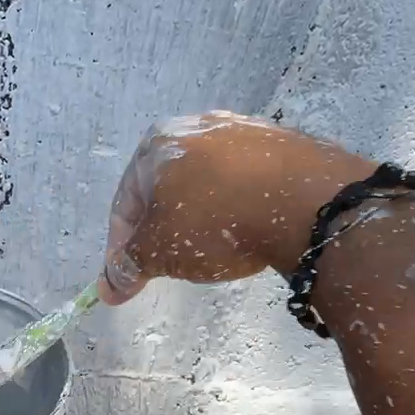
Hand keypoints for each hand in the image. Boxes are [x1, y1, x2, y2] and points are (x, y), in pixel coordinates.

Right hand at [100, 112, 375, 303]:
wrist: (307, 203)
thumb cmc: (214, 223)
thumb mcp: (158, 253)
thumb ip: (127, 267)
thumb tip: (107, 288)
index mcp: (156, 143)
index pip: (124, 205)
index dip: (120, 248)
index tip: (127, 280)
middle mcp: (196, 126)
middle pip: (163, 191)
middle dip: (160, 231)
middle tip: (166, 266)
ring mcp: (243, 130)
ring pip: (204, 186)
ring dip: (198, 219)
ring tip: (208, 252)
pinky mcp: (282, 143)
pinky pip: (243, 184)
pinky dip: (234, 209)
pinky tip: (243, 233)